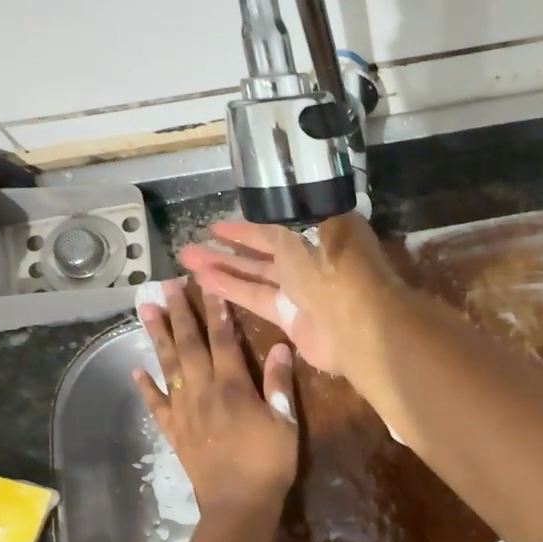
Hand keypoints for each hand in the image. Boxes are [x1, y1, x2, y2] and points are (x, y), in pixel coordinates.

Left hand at [132, 279, 296, 515]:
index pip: (223, 339)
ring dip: (157, 336)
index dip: (216, 311)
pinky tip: (136, 370)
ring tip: (146, 309)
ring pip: (168, 366)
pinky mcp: (174, 431)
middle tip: (166, 284)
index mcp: (234, 386)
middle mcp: (204, 391)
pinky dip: (145, 386)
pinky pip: (156, 404)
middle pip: (189, 345)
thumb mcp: (286, 422)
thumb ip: (279, 383)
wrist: (238, 503)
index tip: (208, 285)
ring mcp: (185, 411)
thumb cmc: (269, 463)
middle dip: (179, 313)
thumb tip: (281, 346)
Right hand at [178, 214, 407, 382]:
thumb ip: (281, 224)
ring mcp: (300, 293)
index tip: (217, 226)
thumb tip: (263, 217)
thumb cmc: (333, 265)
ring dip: (222, 268)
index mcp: (319, 233)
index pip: (277, 226)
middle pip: (263, 252)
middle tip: (192, 243)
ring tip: (186, 260)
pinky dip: (230, 291)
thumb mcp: (305, 228)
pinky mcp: (290, 320)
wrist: (355, 322)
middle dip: (228, 248)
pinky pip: (255, 300)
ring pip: (255, 276)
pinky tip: (202, 281)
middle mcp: (309, 262)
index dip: (248, 227)